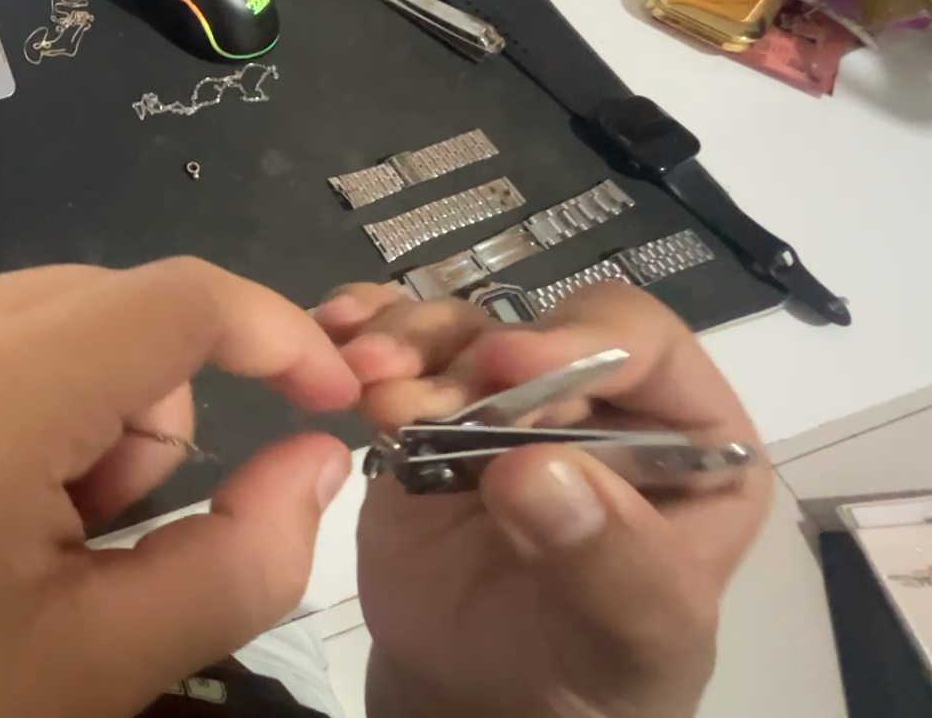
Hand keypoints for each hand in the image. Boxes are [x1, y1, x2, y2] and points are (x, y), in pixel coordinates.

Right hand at [315, 283, 771, 717]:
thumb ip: (608, 569)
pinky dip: (359, 328)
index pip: (642, 347)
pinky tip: (333, 329)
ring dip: (397, 343)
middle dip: (454, 356)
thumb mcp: (623, 646)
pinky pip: (390, 342)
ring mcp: (493, 399)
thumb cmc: (569, 673)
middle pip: (521, 328)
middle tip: (396, 405)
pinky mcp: (417, 403)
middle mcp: (585, 402)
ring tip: (362, 392)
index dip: (578, 340)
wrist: (463, 682)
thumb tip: (536, 469)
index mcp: (677, 444)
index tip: (501, 365)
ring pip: (448, 327)